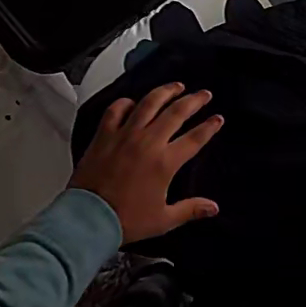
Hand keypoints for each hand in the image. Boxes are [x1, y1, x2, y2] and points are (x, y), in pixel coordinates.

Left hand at [72, 82, 223, 243]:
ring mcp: (125, 135)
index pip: (195, 138)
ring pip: (149, 103)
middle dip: (194, 101)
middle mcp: (148, 142)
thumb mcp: (163, 220)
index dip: (209, 127)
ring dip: (165, 91)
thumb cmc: (126, 220)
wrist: (87, 219)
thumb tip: (214, 208)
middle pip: (176, 112)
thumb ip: (190, 209)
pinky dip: (126, 103)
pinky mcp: (104, 135)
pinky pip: (116, 110)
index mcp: (165, 162)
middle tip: (204, 94)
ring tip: (176, 86)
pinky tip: (132, 101)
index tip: (218, 118)